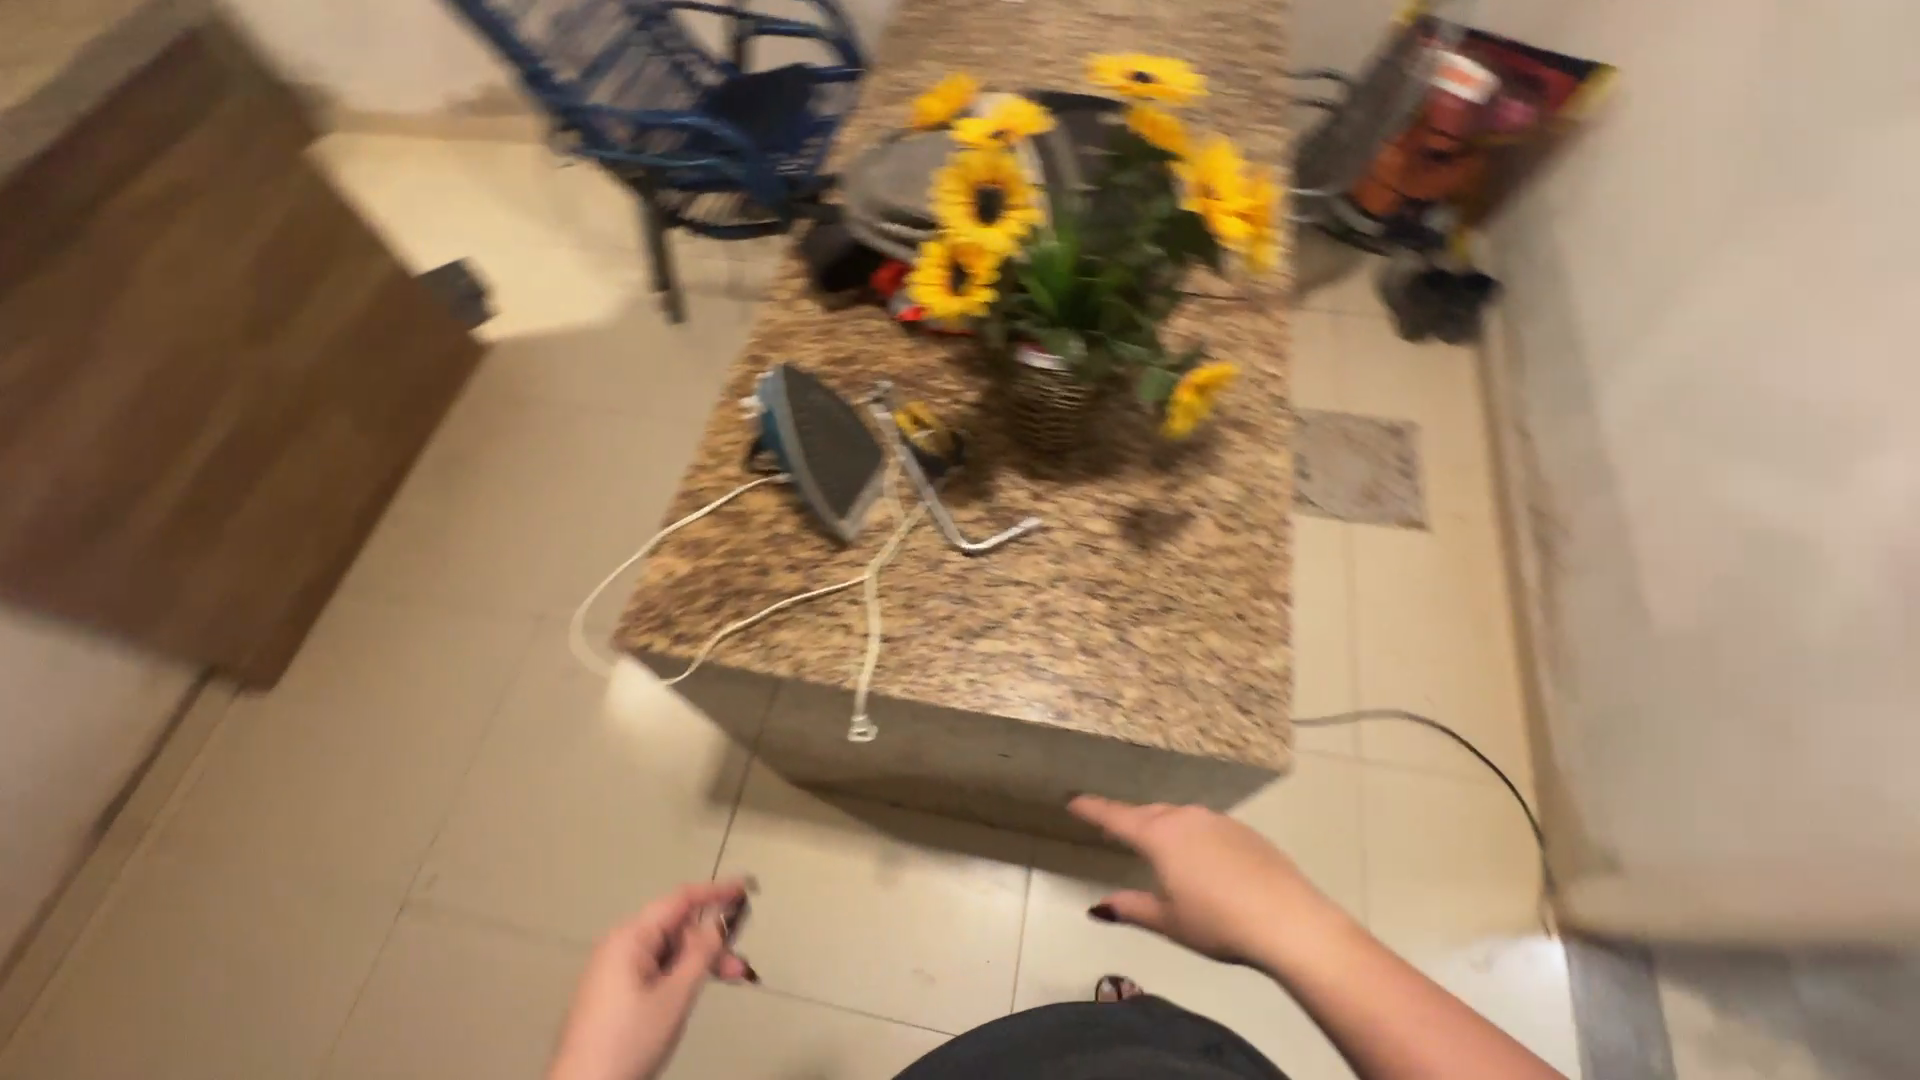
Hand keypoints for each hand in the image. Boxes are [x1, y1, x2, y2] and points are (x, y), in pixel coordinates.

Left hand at [547, 880, 755, 1079]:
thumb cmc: (629, 1041)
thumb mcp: (674, 997)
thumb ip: (700, 954)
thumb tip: (717, 922)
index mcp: (630, 938)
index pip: (680, 900)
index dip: (715, 892)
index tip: (746, 889)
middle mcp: (621, 946)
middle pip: (676, 928)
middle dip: (711, 942)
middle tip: (740, 967)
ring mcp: (615, 970)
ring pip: (669, 952)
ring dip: (699, 962)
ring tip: (730, 981)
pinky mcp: (615, 993)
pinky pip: (656, 969)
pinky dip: (680, 975)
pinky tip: (696, 991)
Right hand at [1068, 796, 1352, 969]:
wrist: (1289, 920)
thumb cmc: (1219, 923)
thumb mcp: (1169, 921)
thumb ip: (1132, 908)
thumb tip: (1098, 906)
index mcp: (1160, 836)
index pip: (1116, 818)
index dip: (1093, 810)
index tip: (1073, 800)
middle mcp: (1185, 818)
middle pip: (1147, 814)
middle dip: (1128, 819)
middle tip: (1111, 825)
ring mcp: (1217, 821)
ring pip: (1178, 817)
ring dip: (1161, 825)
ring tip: (1153, 842)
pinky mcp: (1244, 831)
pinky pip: (1203, 825)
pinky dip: (1189, 834)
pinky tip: (1198, 857)